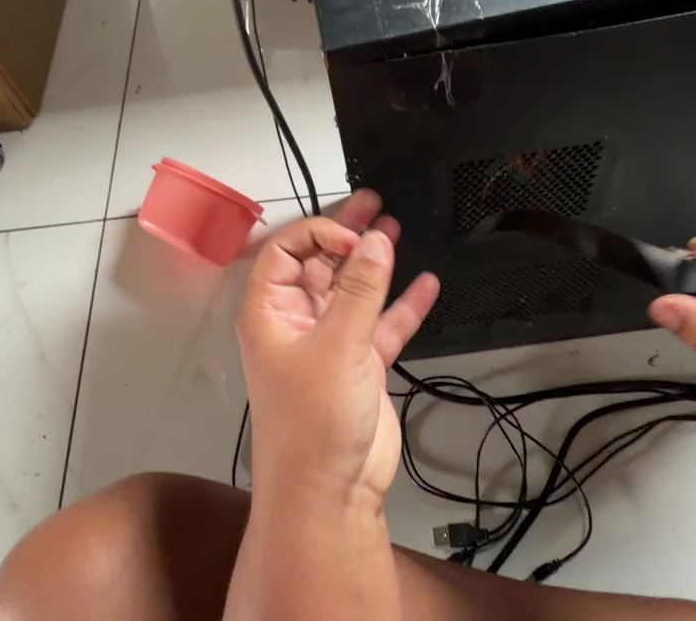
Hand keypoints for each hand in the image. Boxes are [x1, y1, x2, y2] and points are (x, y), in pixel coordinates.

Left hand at [235, 190, 439, 509]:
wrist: (331, 491)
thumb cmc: (312, 421)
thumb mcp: (336, 345)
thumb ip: (360, 290)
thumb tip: (374, 240)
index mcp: (271, 311)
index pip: (286, 250)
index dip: (318, 233)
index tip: (355, 236)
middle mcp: (296, 320)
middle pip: (319, 263)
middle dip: (345, 233)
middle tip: (373, 203)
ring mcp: (329, 341)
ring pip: (352, 289)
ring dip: (373, 262)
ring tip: (394, 227)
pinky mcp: (359, 364)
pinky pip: (381, 323)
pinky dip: (402, 305)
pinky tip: (424, 283)